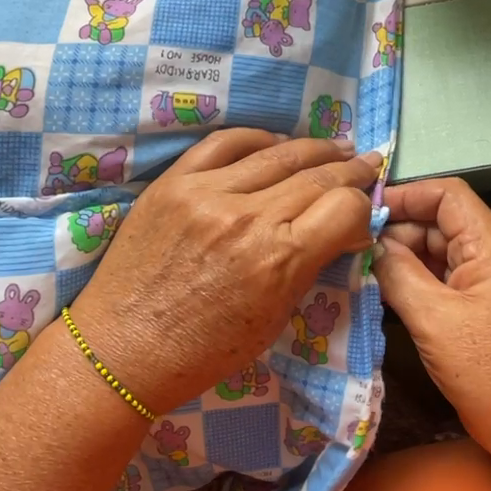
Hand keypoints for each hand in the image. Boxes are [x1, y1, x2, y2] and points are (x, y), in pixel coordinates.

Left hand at [69, 129, 380, 413]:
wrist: (124, 350)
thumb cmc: (206, 350)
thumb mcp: (276, 317)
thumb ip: (310, 264)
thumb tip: (341, 229)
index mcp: (280, 260)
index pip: (346, 207)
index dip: (364, 206)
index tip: (364, 210)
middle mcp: (248, 217)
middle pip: (318, 174)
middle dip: (350, 169)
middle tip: (366, 164)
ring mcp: (207, 193)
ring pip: (277, 152)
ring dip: (314, 149)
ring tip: (332, 148)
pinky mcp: (173, 182)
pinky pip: (225, 143)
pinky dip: (257, 139)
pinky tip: (274, 143)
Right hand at [372, 178, 490, 464]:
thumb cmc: (483, 367)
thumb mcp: (432, 317)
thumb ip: (398, 273)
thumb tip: (370, 244)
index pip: (449, 195)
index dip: (408, 195)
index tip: (368, 210)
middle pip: (440, 221)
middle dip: (399, 229)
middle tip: (356, 249)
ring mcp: (486, 279)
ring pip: (438, 249)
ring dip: (402, 255)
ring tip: (363, 269)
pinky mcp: (478, 303)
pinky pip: (441, 275)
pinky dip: (413, 277)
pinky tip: (383, 289)